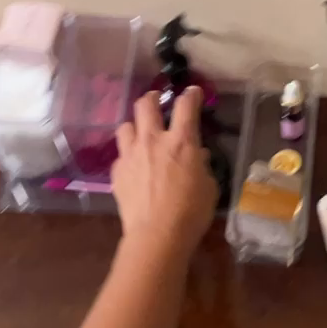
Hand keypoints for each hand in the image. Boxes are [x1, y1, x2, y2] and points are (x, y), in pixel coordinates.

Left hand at [112, 87, 216, 260]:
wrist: (157, 235)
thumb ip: (201, 166)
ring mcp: (131, 155)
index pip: (186, 106)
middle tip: (157, 103)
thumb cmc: (191, 212)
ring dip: (135, 127)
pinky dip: (128, 156)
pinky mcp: (117, 172)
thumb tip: (197, 156)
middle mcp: (153, 140)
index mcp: (181, 141)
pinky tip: (134, 167)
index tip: (193, 93)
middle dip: (152, 99)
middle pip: (146, 105)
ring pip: (126, 126)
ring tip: (141, 135)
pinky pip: (120, 155)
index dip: (190, 95)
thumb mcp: (208, 186)